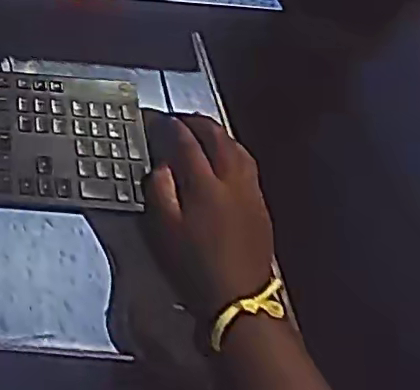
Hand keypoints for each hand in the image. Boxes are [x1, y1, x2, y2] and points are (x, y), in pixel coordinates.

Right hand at [142, 112, 274, 317]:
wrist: (239, 300)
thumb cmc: (195, 263)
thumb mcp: (164, 227)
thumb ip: (160, 189)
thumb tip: (161, 164)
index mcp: (205, 186)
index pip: (186, 143)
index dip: (170, 127)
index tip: (158, 120)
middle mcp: (232, 182)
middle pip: (218, 138)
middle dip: (197, 123)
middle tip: (179, 120)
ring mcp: (251, 192)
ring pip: (237, 148)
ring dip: (217, 134)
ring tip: (200, 132)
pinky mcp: (261, 205)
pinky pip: (247, 164)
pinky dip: (231, 150)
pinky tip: (222, 157)